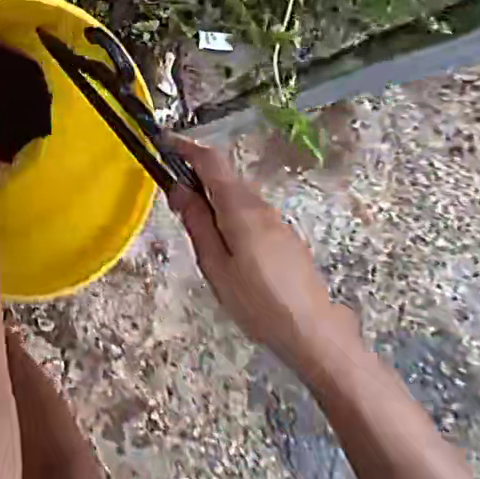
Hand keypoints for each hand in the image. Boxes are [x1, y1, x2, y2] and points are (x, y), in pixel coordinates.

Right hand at [165, 135, 351, 368]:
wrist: (317, 335)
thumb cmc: (258, 303)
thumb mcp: (215, 265)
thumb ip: (196, 222)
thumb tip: (178, 188)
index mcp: (239, 206)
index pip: (210, 160)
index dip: (185, 147)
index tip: (162, 143)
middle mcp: (260, 205)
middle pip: (223, 176)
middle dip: (195, 178)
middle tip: (173, 202)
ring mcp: (275, 220)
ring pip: (236, 196)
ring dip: (212, 198)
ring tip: (198, 233)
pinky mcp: (284, 236)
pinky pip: (248, 212)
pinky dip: (228, 214)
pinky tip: (226, 248)